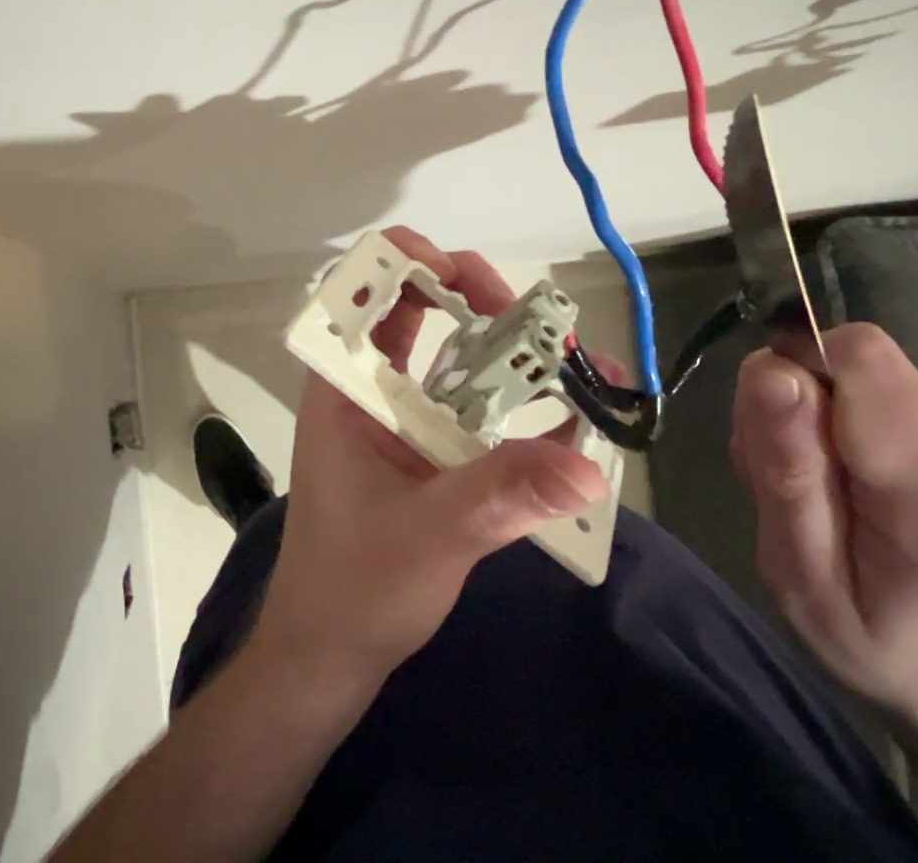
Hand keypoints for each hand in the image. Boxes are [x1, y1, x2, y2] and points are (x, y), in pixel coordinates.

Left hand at [251, 227, 608, 681]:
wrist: (331, 654)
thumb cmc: (352, 590)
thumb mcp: (427, 537)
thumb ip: (499, 497)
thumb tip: (586, 465)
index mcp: (342, 393)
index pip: (357, 296)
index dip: (405, 264)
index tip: (471, 278)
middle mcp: (369, 397)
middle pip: (416, 313)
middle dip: (477, 299)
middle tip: (541, 322)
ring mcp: (401, 427)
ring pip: (455, 362)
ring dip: (511, 353)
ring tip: (577, 361)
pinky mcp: (429, 460)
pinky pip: (476, 413)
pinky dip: (518, 406)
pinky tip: (572, 418)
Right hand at [730, 324, 917, 749]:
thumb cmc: (898, 659)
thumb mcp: (806, 589)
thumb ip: (786, 477)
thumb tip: (768, 369)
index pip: (865, 361)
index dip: (799, 371)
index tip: (777, 437)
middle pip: (869, 378)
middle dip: (817, 422)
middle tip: (818, 504)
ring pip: (896, 391)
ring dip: (856, 436)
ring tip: (867, 512)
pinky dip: (899, 441)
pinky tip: (912, 505)